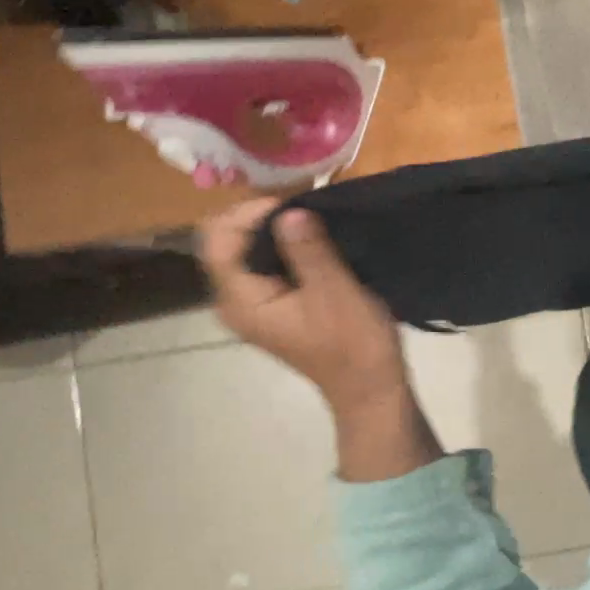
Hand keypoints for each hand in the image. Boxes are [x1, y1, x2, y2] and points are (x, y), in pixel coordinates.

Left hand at [199, 199, 406, 414]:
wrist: (370, 386)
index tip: (296, 203)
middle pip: (228, 243)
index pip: (219, 239)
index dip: (250, 212)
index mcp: (241, 299)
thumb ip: (308, 250)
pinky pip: (266, 266)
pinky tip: (317, 243)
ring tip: (316, 219)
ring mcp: (253, 306)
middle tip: (308, 206)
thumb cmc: (354, 342)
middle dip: (263, 218)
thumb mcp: (336, 291)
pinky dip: (285, 248)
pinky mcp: (274, 307)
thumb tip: (288, 211)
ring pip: (248, 252)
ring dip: (277, 231)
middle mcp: (235, 301)